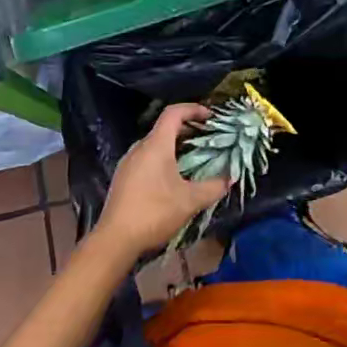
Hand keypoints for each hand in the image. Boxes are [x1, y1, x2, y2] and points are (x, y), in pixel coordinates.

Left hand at [93, 104, 231, 257]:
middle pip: (165, 129)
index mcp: (155, 145)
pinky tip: (175, 178)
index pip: (173, 113)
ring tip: (196, 160)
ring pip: (155, 145)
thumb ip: (213, 186)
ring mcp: (128, 162)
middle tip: (210, 141)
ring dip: (176, 147)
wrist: (116, 237)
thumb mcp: (190, 200)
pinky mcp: (124, 177)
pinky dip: (164, 159)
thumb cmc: (154, 212)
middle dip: (189, 130)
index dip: (193, 109)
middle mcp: (139, 148)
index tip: (212, 117)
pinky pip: (147, 159)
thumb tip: (230, 178)